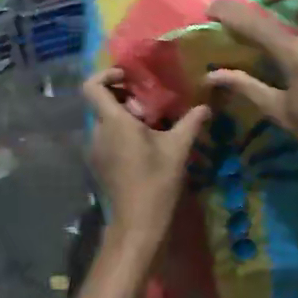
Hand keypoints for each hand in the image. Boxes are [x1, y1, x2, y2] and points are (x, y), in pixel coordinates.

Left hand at [83, 68, 209, 248]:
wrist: (137, 222)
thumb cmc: (156, 181)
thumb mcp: (178, 149)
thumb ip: (190, 122)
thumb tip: (205, 106)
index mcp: (112, 122)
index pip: (91, 86)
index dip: (106, 74)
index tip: (128, 77)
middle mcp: (97, 132)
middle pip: (100, 102)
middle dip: (123, 97)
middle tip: (149, 102)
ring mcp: (95, 149)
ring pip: (104, 121)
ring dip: (124, 116)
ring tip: (151, 123)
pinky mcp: (98, 164)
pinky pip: (106, 138)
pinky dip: (121, 133)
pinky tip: (144, 145)